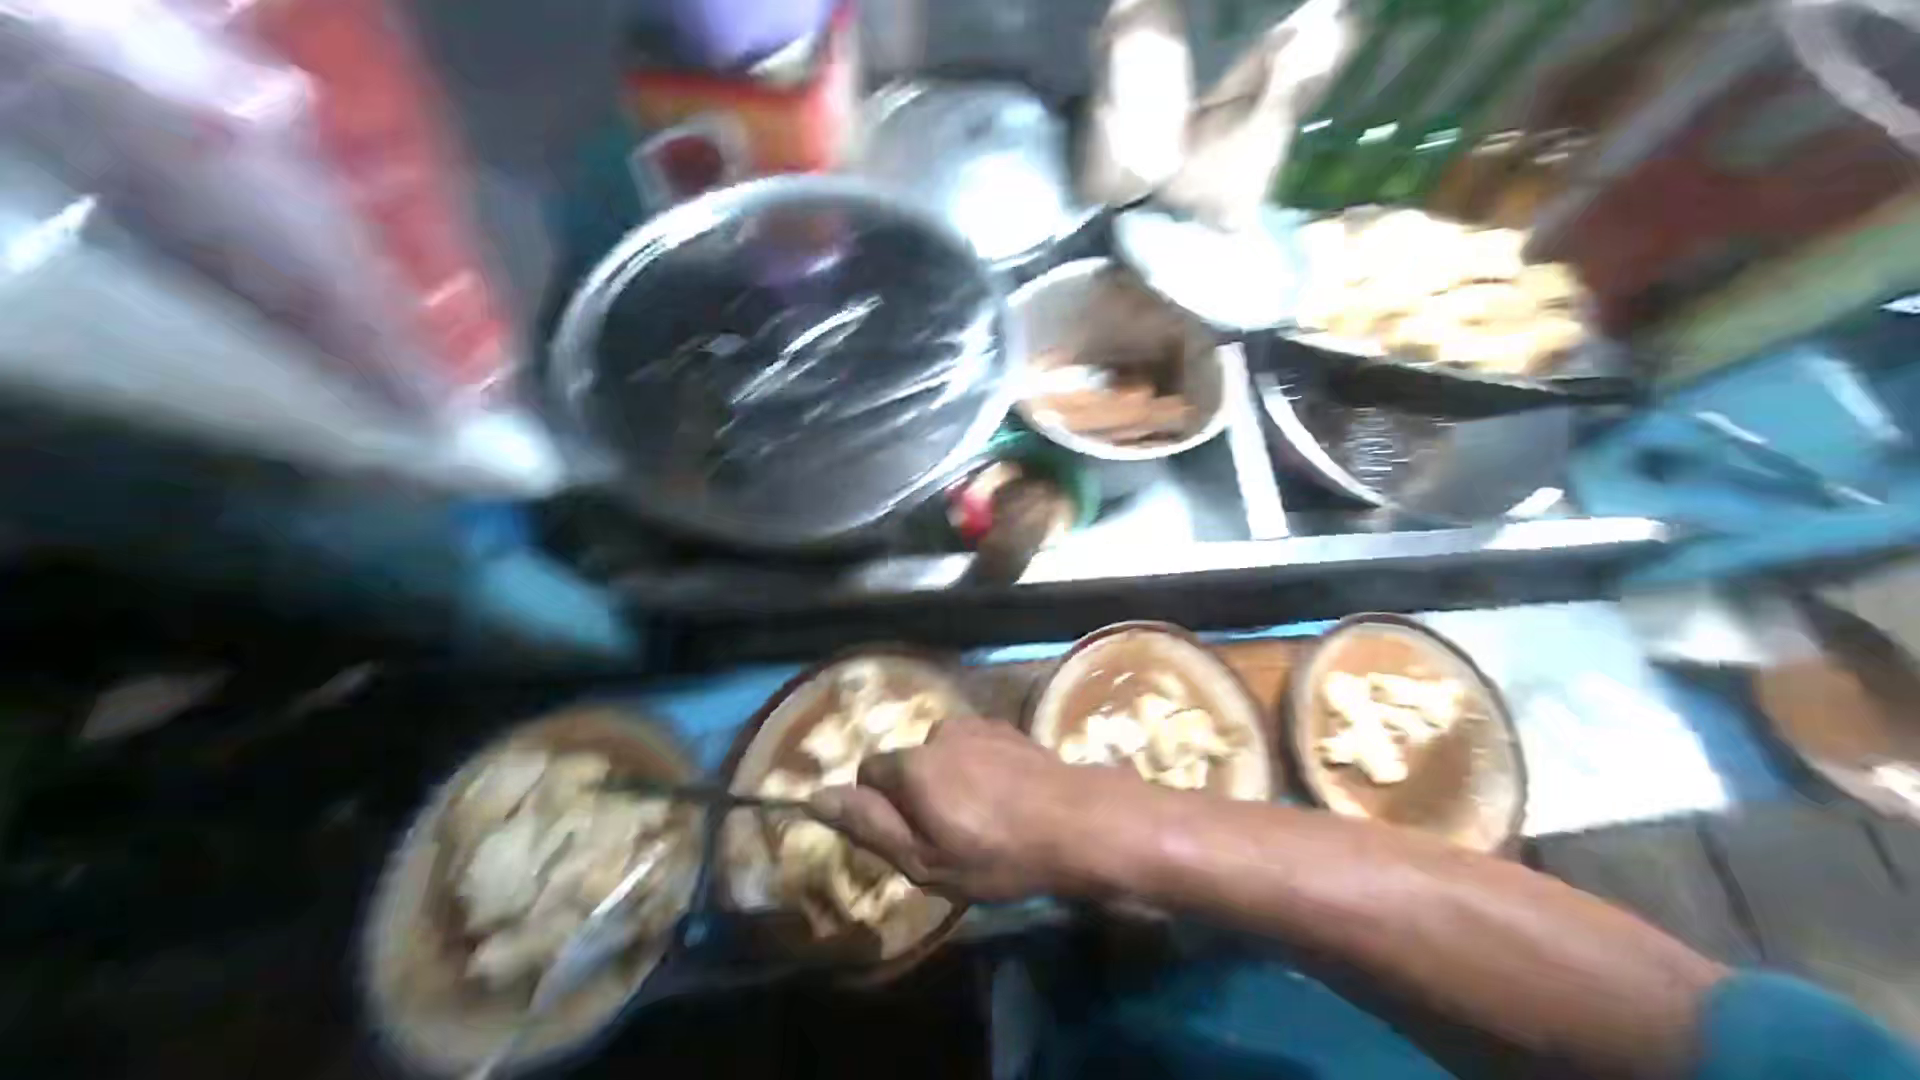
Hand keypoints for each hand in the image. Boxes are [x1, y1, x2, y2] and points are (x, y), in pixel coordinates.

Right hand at [809, 715, 1146, 900]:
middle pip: (909, 763)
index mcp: (913, 765)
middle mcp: (939, 732)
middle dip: (920, 793)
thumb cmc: (998, 853)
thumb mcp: (926, 859)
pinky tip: (1008, 795)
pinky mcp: (1007, 727)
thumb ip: (869, 825)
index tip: (914, 836)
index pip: (869, 773)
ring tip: (988, 816)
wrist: (1079, 821)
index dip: (883, 808)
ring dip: (952, 779)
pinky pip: (974, 747)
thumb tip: (816, 797)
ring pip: (943, 754)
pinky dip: (980, 767)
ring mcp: (977, 725)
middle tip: (955, 834)